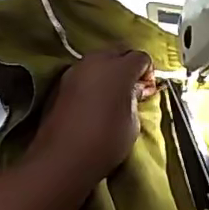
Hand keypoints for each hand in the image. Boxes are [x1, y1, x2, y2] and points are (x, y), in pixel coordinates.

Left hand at [26, 49, 152, 187]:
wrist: (63, 156)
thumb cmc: (105, 141)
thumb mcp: (132, 122)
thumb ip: (135, 98)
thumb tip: (134, 90)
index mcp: (118, 68)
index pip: (140, 57)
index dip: (147, 73)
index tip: (146, 91)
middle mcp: (95, 61)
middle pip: (118, 53)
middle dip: (128, 67)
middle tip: (132, 91)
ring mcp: (75, 69)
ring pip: (98, 61)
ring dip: (108, 72)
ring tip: (112, 96)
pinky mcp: (61, 81)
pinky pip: (84, 72)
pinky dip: (92, 79)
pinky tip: (94, 100)